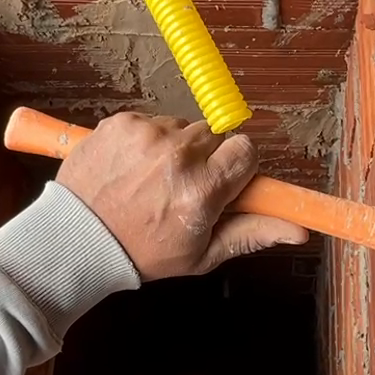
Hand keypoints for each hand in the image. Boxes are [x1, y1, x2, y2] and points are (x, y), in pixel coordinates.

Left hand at [56, 113, 307, 279]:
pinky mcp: (121, 122)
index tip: (222, 180)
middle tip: (180, 185)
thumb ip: (252, 234)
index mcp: (202, 190)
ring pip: (181, 127)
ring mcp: (146, 134)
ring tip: (149, 179)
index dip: (237, 165)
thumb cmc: (142, 251)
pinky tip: (130, 167)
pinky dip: (144, 140)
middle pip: (214, 136)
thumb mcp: (202, 253)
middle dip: (204, 158)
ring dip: (173, 147)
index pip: (246, 150)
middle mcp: (177, 155)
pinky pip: (150, 121)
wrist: (76, 239)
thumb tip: (299, 229)